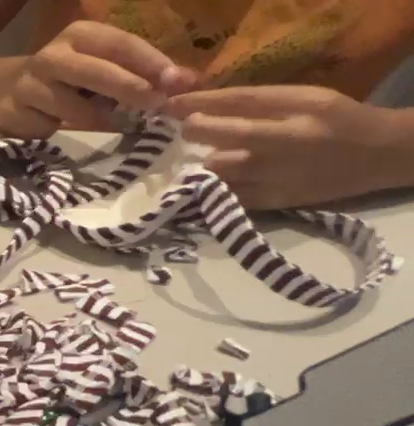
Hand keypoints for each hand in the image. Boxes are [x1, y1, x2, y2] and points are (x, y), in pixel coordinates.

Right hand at [0, 21, 198, 138]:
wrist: (1, 89)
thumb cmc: (65, 76)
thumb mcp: (99, 62)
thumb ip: (138, 70)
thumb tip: (186, 81)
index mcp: (77, 35)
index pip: (121, 45)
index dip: (150, 62)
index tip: (175, 81)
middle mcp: (49, 57)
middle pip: (95, 74)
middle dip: (128, 90)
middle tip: (153, 106)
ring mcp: (25, 88)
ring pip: (70, 109)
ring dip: (95, 119)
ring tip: (108, 122)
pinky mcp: (8, 115)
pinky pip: (44, 129)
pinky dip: (56, 131)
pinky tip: (53, 125)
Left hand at [167, 86, 413, 209]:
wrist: (378, 156)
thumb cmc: (335, 123)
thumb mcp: (307, 101)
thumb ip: (260, 104)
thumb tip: (205, 108)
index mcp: (303, 106)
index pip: (241, 100)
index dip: (200, 101)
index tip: (172, 103)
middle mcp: (286, 139)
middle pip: (223, 133)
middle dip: (196, 129)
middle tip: (189, 128)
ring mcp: (275, 172)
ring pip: (215, 167)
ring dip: (205, 163)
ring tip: (212, 158)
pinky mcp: (267, 200)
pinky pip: (222, 193)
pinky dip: (211, 187)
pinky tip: (212, 182)